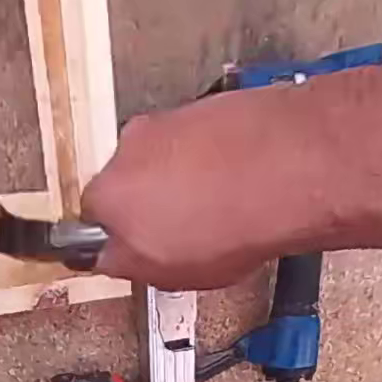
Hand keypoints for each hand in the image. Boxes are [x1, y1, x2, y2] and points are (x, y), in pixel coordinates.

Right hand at [83, 86, 323, 290]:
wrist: (290, 170)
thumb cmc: (227, 224)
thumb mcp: (164, 274)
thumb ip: (128, 263)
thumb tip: (116, 257)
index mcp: (106, 192)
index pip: (92, 220)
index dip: (118, 240)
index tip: (135, 250)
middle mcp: (131, 147)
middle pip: (129, 184)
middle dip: (150, 207)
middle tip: (179, 236)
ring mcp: (172, 121)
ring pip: (167, 163)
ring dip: (183, 186)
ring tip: (217, 215)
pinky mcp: (212, 107)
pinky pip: (204, 146)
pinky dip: (214, 166)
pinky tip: (238, 190)